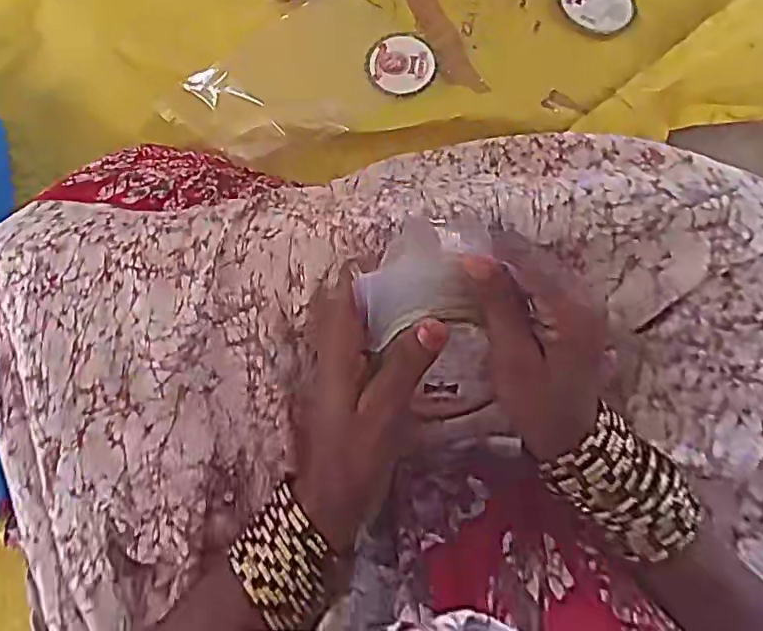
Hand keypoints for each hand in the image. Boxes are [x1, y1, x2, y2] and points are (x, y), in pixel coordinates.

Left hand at [294, 271, 448, 551]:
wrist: (328, 508)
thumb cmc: (353, 460)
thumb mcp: (383, 414)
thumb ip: (406, 366)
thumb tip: (434, 321)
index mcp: (337, 352)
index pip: (345, 294)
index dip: (367, 269)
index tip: (402, 255)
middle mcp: (334, 353)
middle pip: (352, 304)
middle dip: (380, 284)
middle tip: (422, 274)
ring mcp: (339, 370)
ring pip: (359, 323)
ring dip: (384, 307)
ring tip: (425, 297)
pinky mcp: (348, 386)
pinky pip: (366, 344)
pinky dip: (385, 332)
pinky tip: (416, 339)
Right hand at [462, 233, 605, 460]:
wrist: (576, 439)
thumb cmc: (539, 405)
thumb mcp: (512, 358)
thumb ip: (497, 304)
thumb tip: (475, 258)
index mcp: (570, 308)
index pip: (527, 260)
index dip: (492, 249)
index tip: (459, 249)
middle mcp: (584, 296)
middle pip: (536, 257)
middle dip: (499, 254)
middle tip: (462, 262)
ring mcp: (585, 300)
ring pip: (540, 264)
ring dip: (508, 264)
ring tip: (475, 271)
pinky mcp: (579, 307)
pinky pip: (546, 278)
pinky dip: (521, 277)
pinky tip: (498, 287)